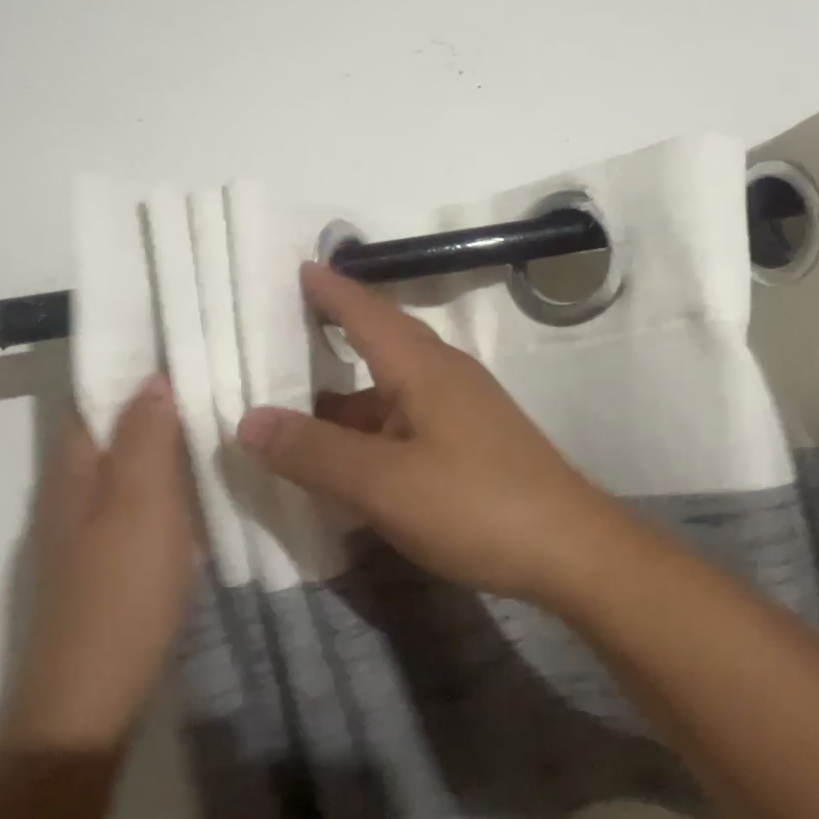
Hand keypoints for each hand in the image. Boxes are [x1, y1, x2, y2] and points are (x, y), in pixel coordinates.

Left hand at [0, 377, 194, 748]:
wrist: (93, 693)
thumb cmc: (120, 588)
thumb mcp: (141, 502)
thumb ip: (146, 435)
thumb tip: (153, 375)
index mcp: (75, 466)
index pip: (94, 392)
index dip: (130, 361)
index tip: (182, 334)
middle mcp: (76, 489)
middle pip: (115, 427)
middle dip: (158, 397)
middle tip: (221, 371)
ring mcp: (93, 528)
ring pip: (134, 465)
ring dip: (169, 441)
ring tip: (226, 416)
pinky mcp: (115, 560)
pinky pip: (146, 501)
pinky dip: (174, 483)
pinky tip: (211, 483)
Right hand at [235, 262, 628, 603]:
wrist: (571, 550)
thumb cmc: (475, 505)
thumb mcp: (382, 484)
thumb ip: (313, 452)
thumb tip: (247, 420)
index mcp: (422, 367)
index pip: (365, 310)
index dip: (328, 290)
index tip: (293, 267)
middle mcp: (443, 376)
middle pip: (378, 343)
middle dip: (330, 336)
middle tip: (275, 336)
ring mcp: (462, 410)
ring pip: (390, 390)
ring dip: (345, 397)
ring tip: (291, 410)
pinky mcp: (471, 444)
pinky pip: (406, 420)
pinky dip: (370, 430)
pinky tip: (347, 461)